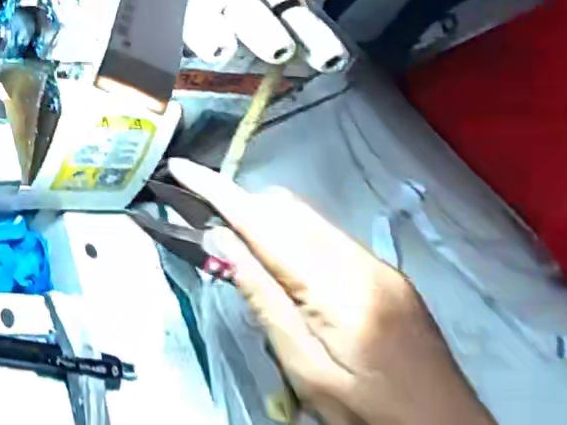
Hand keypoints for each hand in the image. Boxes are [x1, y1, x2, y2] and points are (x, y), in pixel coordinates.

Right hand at [168, 159, 496, 424]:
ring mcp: (378, 267)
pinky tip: (282, 267)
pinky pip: (324, 234)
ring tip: (239, 249)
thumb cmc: (374, 418)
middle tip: (205, 227)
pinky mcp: (387, 276)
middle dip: (238, 204)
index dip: (215, 191)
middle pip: (283, 208)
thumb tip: (217, 237)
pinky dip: (290, 234)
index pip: (262, 222)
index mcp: (340, 289)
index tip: (178, 167)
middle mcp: (361, 263)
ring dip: (263, 218)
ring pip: (303, 216)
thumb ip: (261, 299)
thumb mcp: (308, 370)